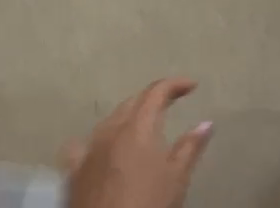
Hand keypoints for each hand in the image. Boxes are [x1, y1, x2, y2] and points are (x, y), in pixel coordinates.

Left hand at [63, 77, 214, 207]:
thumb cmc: (147, 205)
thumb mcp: (176, 178)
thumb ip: (190, 147)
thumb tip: (206, 123)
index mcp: (138, 128)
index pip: (156, 92)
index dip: (175, 84)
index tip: (193, 86)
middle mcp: (110, 133)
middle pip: (132, 102)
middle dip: (153, 98)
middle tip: (172, 102)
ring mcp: (88, 153)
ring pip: (108, 121)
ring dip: (127, 115)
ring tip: (141, 124)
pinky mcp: (73, 175)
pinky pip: (80, 147)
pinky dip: (94, 141)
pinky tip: (98, 148)